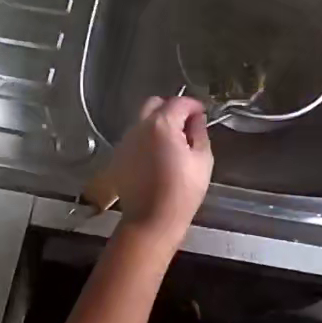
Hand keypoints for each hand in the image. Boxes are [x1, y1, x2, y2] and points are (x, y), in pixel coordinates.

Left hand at [111, 96, 212, 242]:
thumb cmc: (182, 191)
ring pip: (142, 121)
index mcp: (162, 125)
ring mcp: (125, 141)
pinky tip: (157, 157)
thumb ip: (199, 132)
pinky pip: (135, 138)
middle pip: (155, 104)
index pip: (179, 102)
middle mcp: (139, 127)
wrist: (151, 220)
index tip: (202, 115)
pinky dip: (147, 140)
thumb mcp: (202, 160)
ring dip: (158, 124)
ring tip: (172, 144)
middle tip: (186, 126)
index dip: (193, 106)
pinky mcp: (118, 156)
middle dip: (172, 109)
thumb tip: (196, 118)